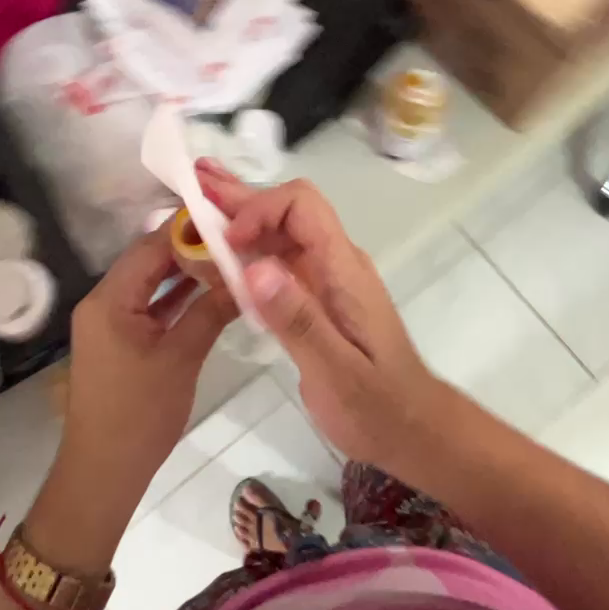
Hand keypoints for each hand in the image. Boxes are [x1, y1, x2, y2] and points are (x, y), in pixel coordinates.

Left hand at [61, 223, 237, 486]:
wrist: (104, 472)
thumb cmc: (139, 413)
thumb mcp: (181, 357)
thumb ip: (210, 311)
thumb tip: (245, 278)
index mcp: (109, 299)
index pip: (149, 247)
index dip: (186, 231)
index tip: (227, 221)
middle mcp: (103, 302)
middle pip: (147, 262)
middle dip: (188, 250)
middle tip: (234, 239)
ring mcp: (109, 322)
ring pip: (149, 284)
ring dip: (183, 274)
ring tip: (227, 259)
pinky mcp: (118, 341)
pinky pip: (148, 308)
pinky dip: (174, 300)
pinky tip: (208, 293)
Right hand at [197, 161, 452, 470]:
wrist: (412, 429)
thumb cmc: (378, 406)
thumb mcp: (336, 372)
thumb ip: (297, 320)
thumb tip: (255, 268)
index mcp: (343, 270)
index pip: (302, 207)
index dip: (260, 211)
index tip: (227, 242)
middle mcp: (334, 263)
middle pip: (288, 210)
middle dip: (240, 197)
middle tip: (196, 180)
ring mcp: (325, 279)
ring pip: (280, 232)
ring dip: (240, 216)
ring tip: (199, 200)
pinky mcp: (315, 298)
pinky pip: (278, 261)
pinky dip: (246, 249)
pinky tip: (219, 248)